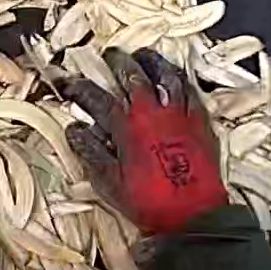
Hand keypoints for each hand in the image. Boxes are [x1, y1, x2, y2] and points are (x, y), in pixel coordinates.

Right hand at [65, 48, 228, 234]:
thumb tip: (74, 128)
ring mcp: (181, 115)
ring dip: (153, 63)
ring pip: (167, 77)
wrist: (193, 215)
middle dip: (119, 63)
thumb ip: (89, 151)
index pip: (97, 99)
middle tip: (110, 54)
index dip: (80, 89)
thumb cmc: (146, 200)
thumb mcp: (107, 181)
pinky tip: (175, 77)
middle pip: (134, 77)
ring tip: (144, 55)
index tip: (68, 83)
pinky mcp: (202, 122)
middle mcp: (154, 113)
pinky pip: (192, 92)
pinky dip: (180, 79)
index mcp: (126, 127)